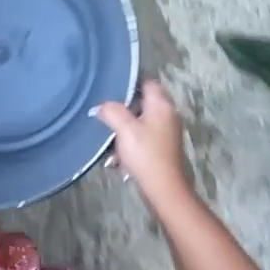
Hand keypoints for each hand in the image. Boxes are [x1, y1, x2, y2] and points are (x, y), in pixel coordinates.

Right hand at [93, 79, 193, 204]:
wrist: (163, 187)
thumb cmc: (145, 153)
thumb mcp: (124, 129)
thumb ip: (111, 111)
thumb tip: (101, 107)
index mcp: (162, 105)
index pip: (148, 82)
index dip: (130, 81)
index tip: (111, 86)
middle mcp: (168, 115)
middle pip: (143, 102)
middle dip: (124, 107)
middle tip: (106, 111)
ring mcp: (167, 132)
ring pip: (141, 121)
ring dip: (124, 128)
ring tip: (109, 135)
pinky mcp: (163, 147)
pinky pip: (143, 137)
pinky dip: (130, 142)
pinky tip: (117, 156)